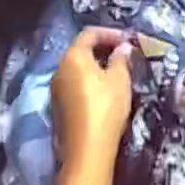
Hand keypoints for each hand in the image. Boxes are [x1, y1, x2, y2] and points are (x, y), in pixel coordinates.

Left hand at [52, 27, 135, 174]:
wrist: (86, 151)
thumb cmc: (105, 107)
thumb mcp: (120, 79)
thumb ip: (121, 59)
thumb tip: (123, 47)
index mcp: (73, 57)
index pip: (89, 34)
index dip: (110, 33)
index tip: (127, 41)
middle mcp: (59, 69)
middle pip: (81, 51)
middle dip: (103, 50)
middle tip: (124, 56)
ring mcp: (56, 90)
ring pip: (77, 70)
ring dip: (96, 67)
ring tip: (117, 74)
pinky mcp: (58, 108)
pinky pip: (74, 85)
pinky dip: (89, 83)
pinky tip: (104, 93)